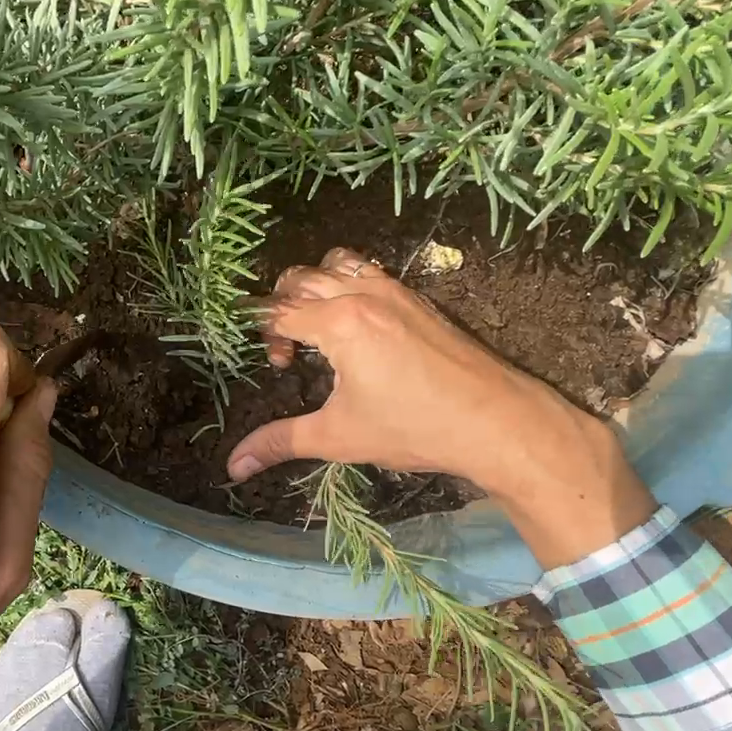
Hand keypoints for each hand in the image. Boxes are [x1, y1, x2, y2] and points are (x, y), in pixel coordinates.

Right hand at [227, 247, 654, 566]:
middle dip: (282, 307)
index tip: (280, 367)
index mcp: (339, 322)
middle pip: (300, 278)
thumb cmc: (413, 428)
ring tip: (318, 326)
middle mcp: (363, 295)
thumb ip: (280, 442)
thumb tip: (234, 467)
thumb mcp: (338, 437)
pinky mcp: (417, 300)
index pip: (278, 310)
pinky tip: (356, 326)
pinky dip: (348, 284)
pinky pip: (369, 272)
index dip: (266, 335)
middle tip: (292, 352)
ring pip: (337, 263)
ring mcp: (394, 292)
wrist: (497, 422)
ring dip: (315, 286)